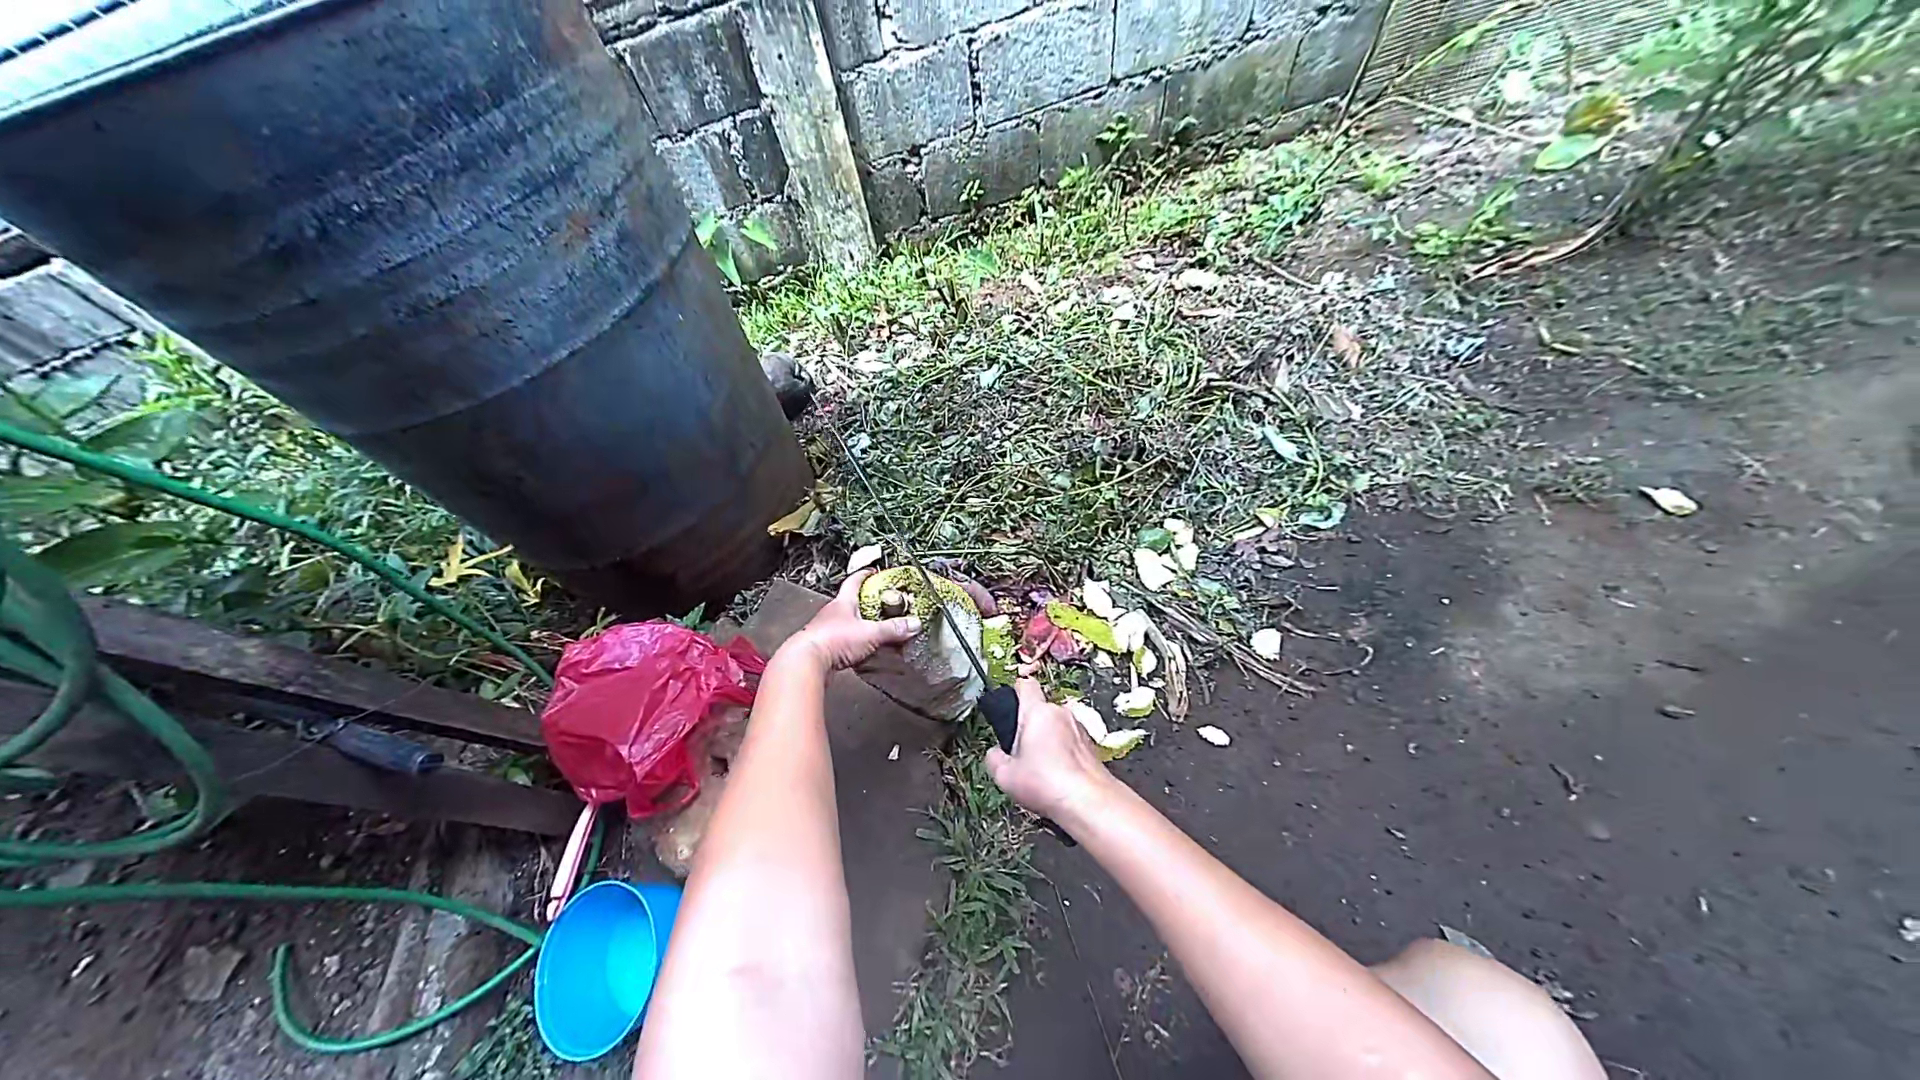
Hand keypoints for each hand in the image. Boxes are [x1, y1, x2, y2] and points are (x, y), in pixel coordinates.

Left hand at [780, 569, 921, 671]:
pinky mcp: (823, 647)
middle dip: (865, 604)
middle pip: (850, 603)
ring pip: (845, 623)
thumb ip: (893, 629)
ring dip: (858, 626)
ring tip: (874, 632)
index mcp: (843, 602)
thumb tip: (913, 624)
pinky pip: (841, 641)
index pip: (854, 581)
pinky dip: (852, 643)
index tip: (873, 572)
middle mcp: (832, 613)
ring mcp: (825, 630)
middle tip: (881, 606)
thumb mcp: (871, 632)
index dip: (864, 575)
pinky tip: (861, 651)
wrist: (806, 661)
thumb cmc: (832, 640)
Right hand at [983, 678, 1111, 821]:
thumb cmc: (1050, 784)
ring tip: (1039, 768)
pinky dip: (1062, 752)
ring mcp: (1079, 728)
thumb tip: (995, 754)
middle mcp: (1060, 713)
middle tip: (1020, 750)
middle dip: (1028, 726)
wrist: (1089, 803)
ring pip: (1056, 726)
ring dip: (1047, 740)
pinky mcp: (1090, 745)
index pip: (1025, 685)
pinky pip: (1070, 741)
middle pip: (1039, 710)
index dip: (1014, 692)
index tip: (1009, 705)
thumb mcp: (1004, 775)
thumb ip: (994, 757)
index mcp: (1037, 712)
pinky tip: (1056, 775)